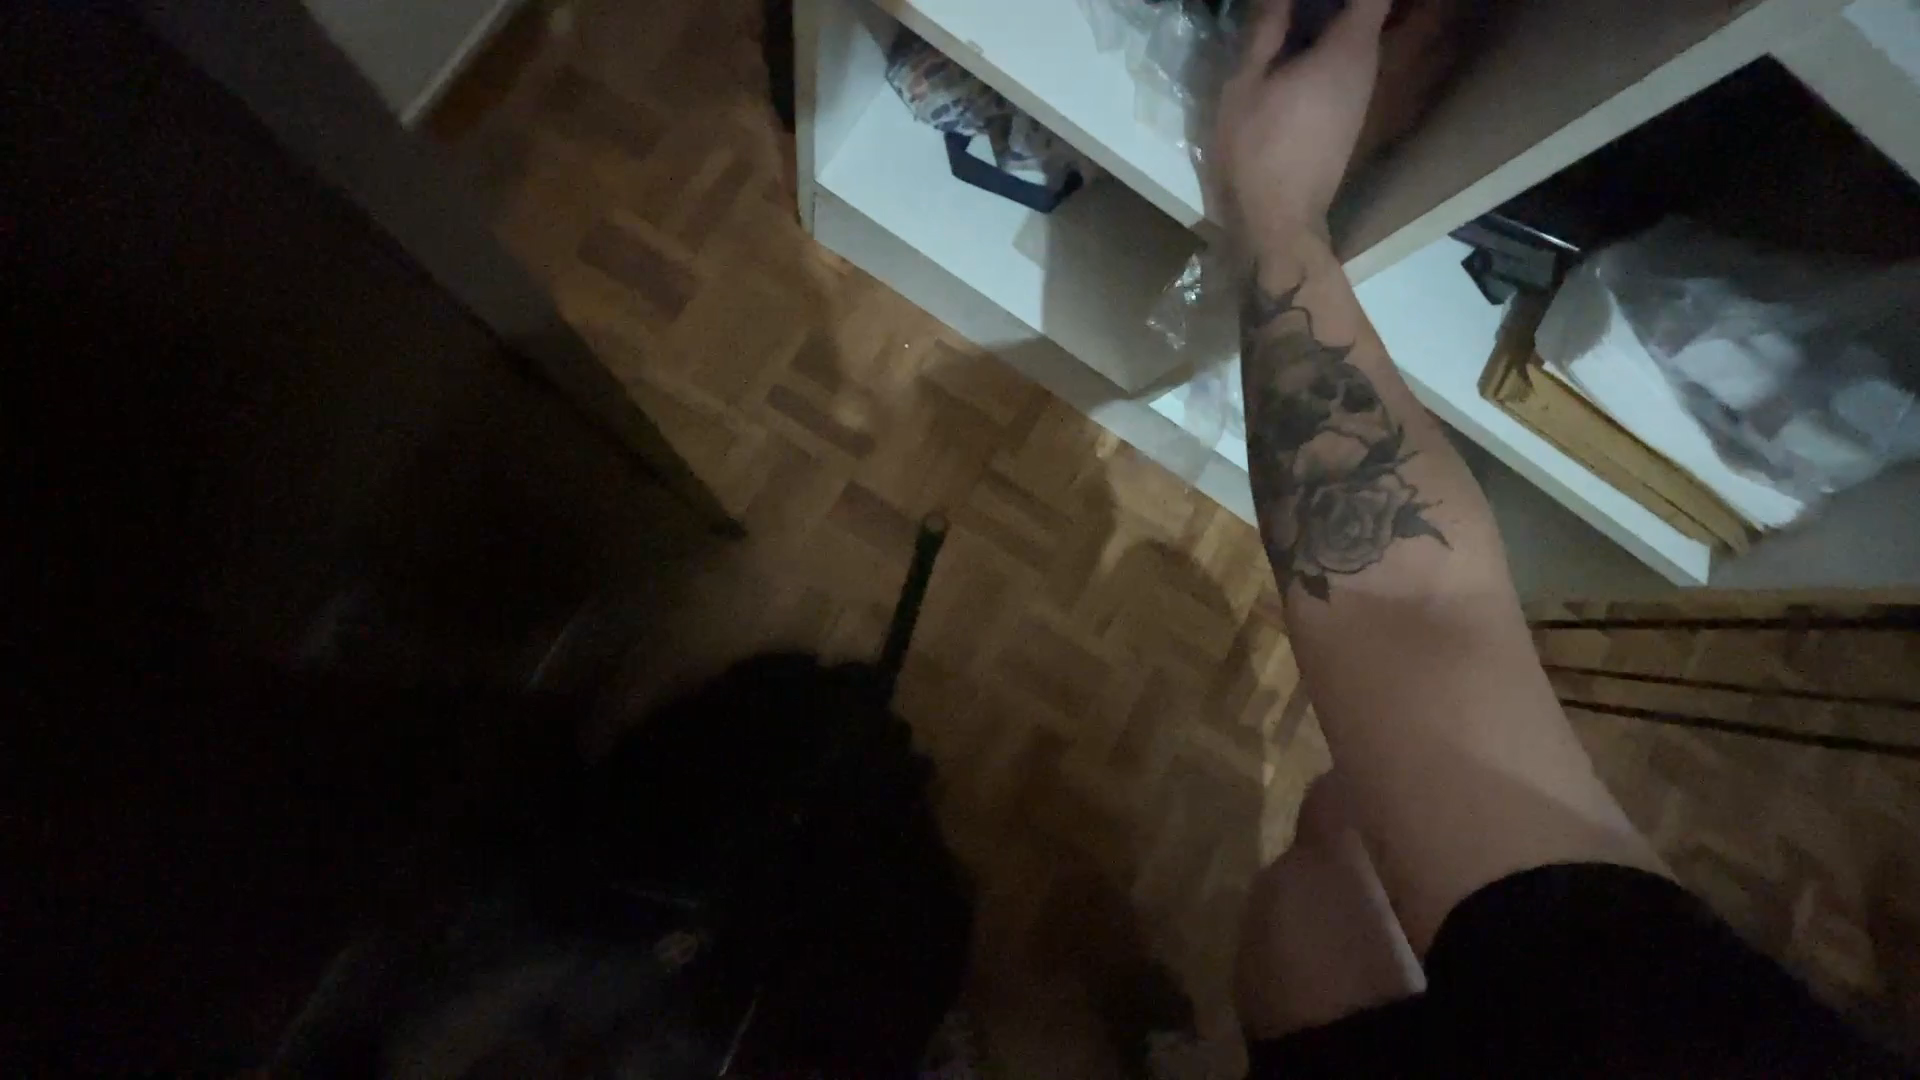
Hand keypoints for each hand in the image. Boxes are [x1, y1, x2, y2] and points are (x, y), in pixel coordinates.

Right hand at [1214, 0, 1461, 257]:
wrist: (1279, 221)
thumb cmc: (1256, 152)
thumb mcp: (1244, 88)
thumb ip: (1266, 33)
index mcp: (1346, 49)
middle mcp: (1366, 66)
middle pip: (1366, 14)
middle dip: (1333, 7)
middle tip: (1292, 11)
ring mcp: (1361, 97)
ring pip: (1357, 41)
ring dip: (1330, 29)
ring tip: (1292, 28)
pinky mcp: (1350, 121)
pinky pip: (1347, 69)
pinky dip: (1328, 56)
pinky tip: (1296, 63)